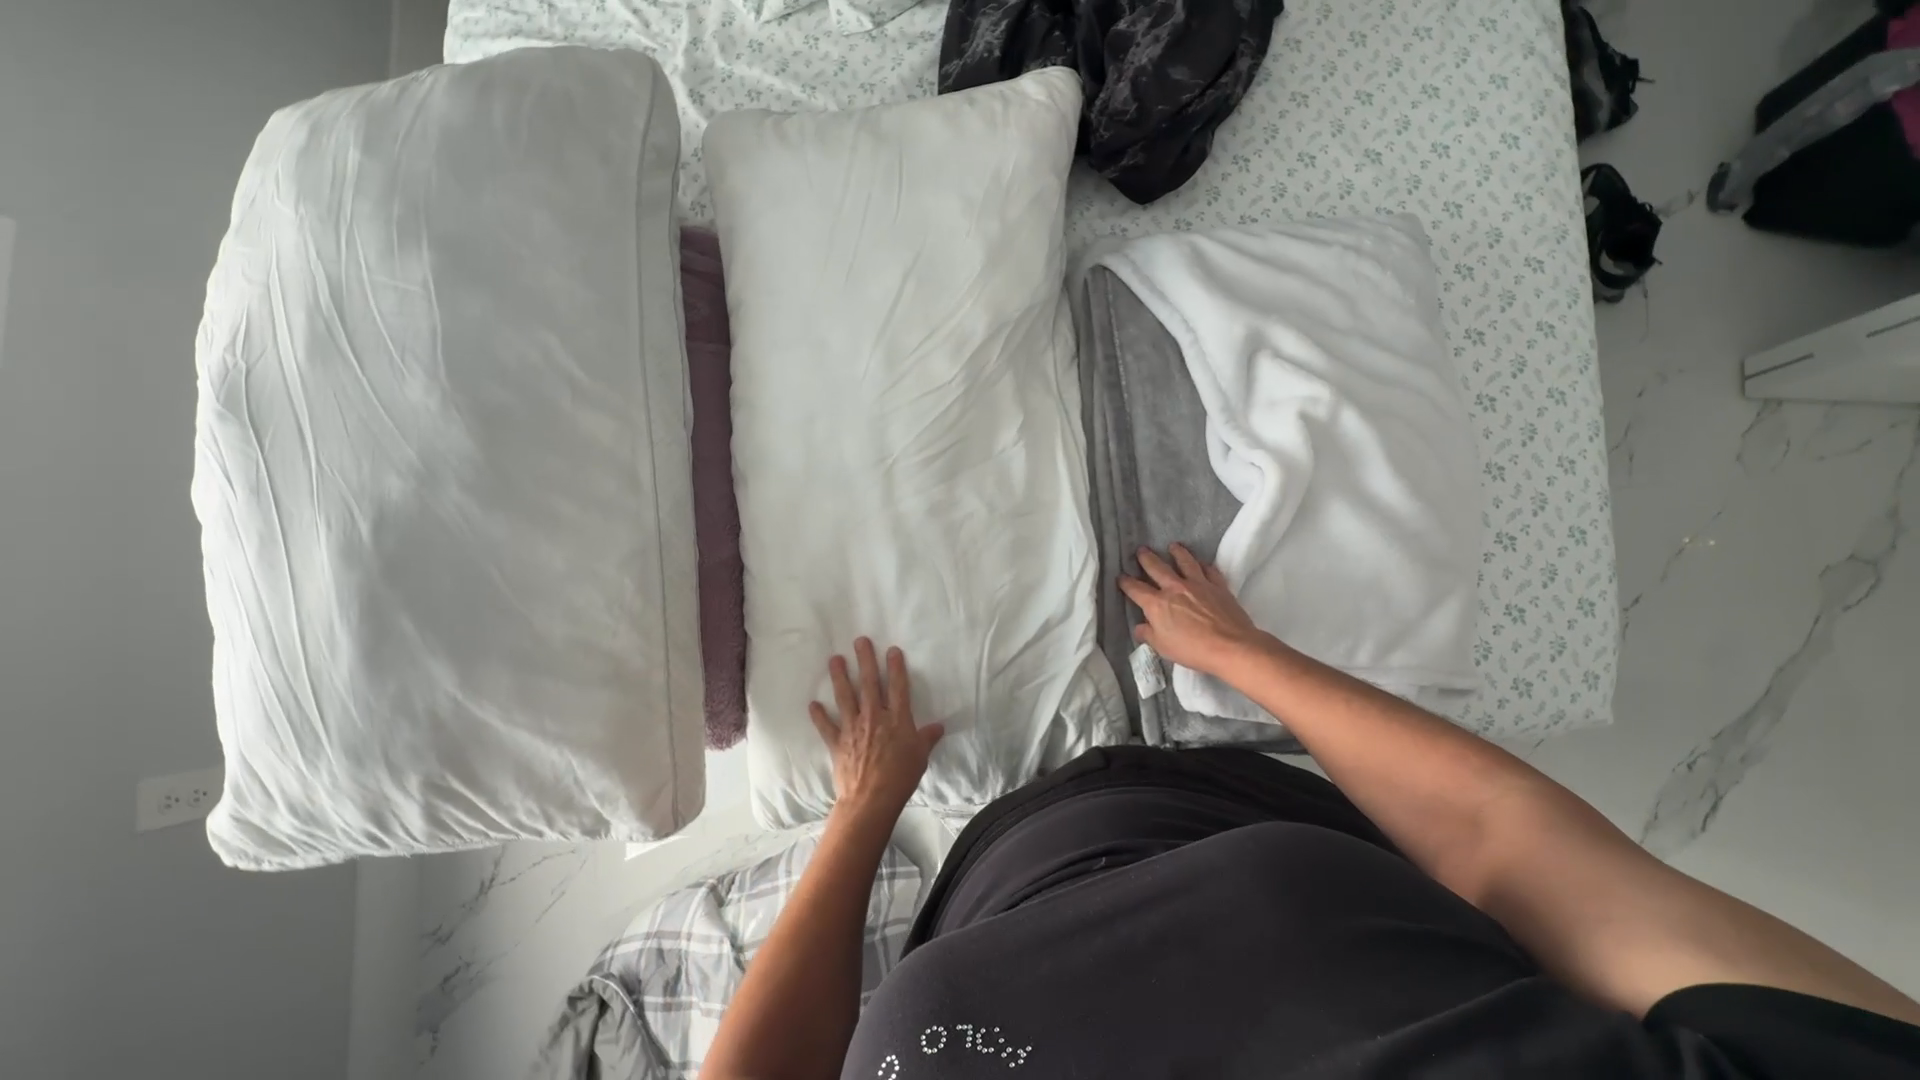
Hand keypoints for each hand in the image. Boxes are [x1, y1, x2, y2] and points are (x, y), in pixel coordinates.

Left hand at [808, 638, 944, 817]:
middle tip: (859, 641)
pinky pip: (826, 726)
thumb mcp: (921, 756)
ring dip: (839, 677)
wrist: (872, 798)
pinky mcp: (837, 743)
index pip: (898, 687)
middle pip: (869, 683)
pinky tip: (813, 704)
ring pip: (845, 696)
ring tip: (835, 659)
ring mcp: (853, 728)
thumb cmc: (901, 777)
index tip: (891, 650)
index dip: (895, 667)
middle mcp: (874, 717)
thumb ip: (927, 738)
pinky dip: (819, 716)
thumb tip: (939, 726)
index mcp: (897, 719)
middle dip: (865, 660)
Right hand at [1118, 544, 1270, 678]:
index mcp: (1157, 604)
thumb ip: (1149, 635)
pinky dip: (1203, 565)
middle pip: (1157, 568)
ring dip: (1177, 552)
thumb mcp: (1163, 647)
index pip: (1136, 589)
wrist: (1230, 647)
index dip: (1126, 582)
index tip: (1121, 577)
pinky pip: (1209, 570)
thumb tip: (1139, 627)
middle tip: (1141, 550)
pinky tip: (1202, 564)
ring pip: (1185, 562)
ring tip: (1172, 546)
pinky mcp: (1218, 586)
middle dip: (1146, 559)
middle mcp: (1175, 588)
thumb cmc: (1192, 650)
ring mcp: (1198, 584)